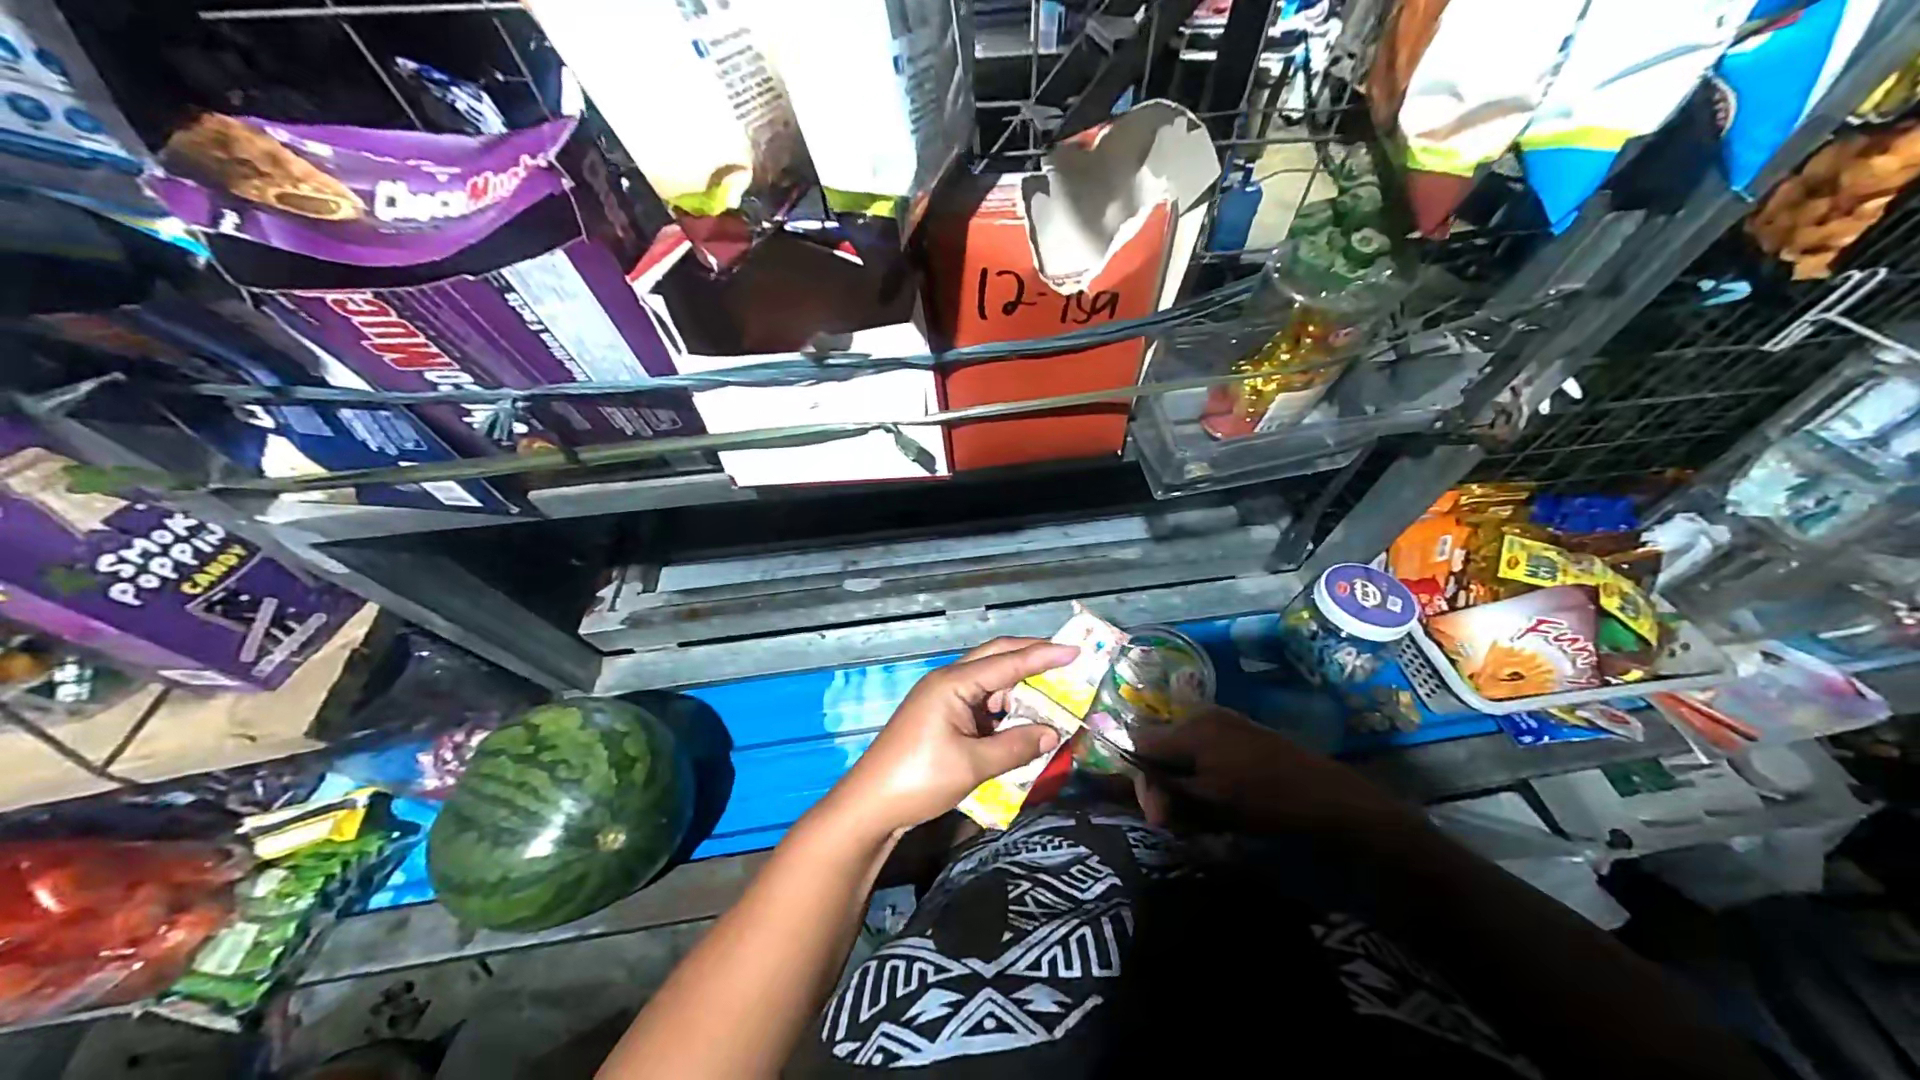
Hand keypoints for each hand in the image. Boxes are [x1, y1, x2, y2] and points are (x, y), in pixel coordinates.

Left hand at [821, 638, 1080, 836]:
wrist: (870, 805)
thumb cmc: (919, 779)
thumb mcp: (973, 765)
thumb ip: (1016, 747)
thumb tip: (1052, 733)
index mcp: (953, 684)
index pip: (1006, 661)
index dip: (1043, 656)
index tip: (1075, 651)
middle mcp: (948, 682)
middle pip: (995, 659)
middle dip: (1030, 658)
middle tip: (1066, 662)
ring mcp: (942, 699)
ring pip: (988, 682)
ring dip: (1017, 688)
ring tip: (1050, 698)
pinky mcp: (940, 718)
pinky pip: (979, 704)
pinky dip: (1003, 710)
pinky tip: (1020, 723)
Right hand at [1130, 706, 1417, 834]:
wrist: (1334, 803)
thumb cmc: (1265, 801)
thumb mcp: (1207, 802)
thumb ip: (1168, 793)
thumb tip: (1147, 800)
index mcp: (1191, 726)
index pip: (1141, 743)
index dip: (1141, 779)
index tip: (1159, 815)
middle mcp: (1204, 716)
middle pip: (1162, 748)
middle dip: (1164, 784)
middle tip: (1178, 822)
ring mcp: (1228, 724)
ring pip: (1185, 754)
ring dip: (1185, 784)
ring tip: (1202, 817)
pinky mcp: (1247, 738)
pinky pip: (1208, 755)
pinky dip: (1205, 778)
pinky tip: (1222, 804)